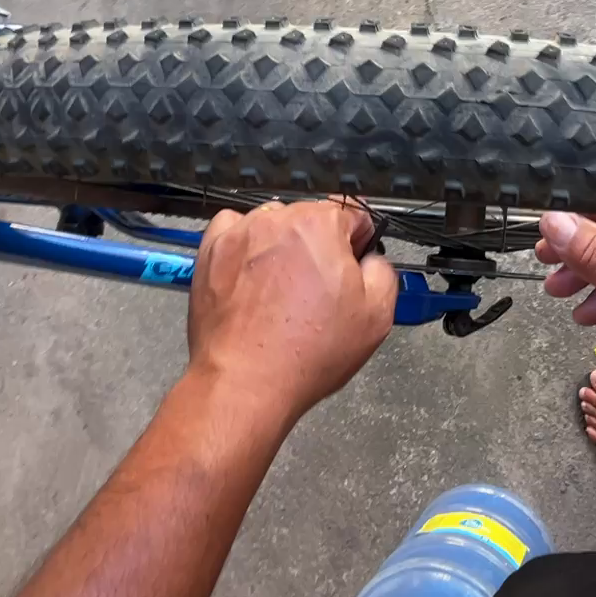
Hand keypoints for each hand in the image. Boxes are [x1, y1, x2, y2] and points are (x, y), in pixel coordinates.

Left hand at [189, 201, 397, 418]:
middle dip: (320, 246)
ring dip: (283, 244)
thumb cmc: (307, 352)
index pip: (352, 214)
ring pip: (274, 223)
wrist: (245, 383)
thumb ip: (383, 271)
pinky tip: (252, 272)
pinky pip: (234, 228)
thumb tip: (370, 261)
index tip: (354, 262)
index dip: (360, 241)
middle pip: (312, 218)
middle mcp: (280, 219)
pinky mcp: (212, 251)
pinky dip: (245, 243)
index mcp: (322, 224)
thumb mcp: (377, 315)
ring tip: (282, 288)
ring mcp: (242, 232)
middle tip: (319, 289)